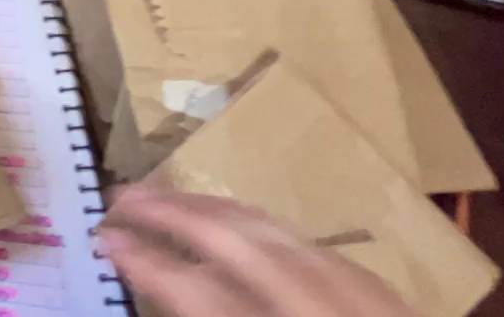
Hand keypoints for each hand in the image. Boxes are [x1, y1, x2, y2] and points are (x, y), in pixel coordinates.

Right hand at [101, 187, 414, 316]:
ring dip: (214, 209)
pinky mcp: (401, 309)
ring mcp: (375, 311)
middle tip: (119, 197)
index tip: (103, 238)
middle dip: (169, 212)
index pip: (203, 297)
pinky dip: (271, 231)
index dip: (146, 262)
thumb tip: (149, 280)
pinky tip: (240, 227)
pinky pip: (325, 252)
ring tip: (166, 199)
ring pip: (284, 236)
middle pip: (241, 245)